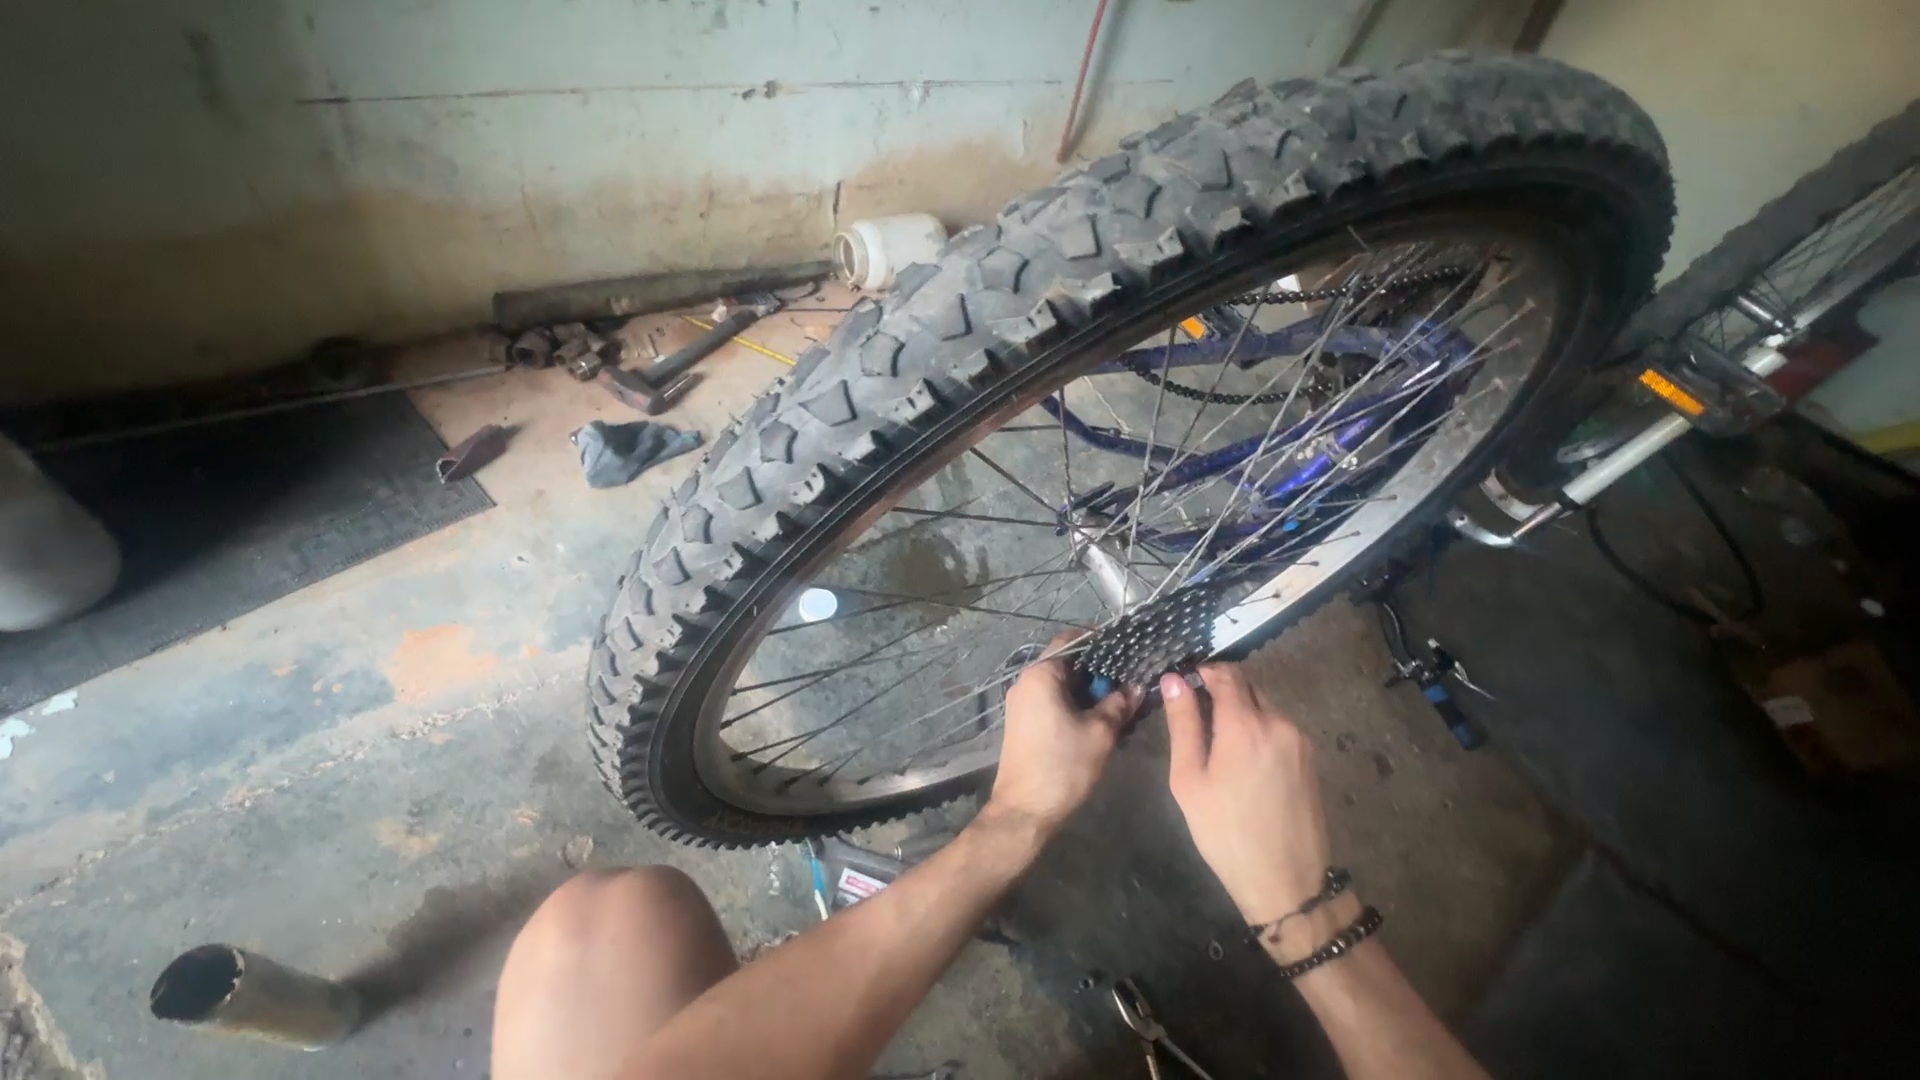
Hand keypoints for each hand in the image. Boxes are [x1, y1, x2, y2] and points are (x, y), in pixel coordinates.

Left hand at [988, 633, 1143, 832]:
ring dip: (1088, 690)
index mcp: (1040, 675)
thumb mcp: (1100, 733)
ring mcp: (1021, 703)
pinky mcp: (1023, 722)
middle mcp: (1025, 681)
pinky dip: (1075, 704)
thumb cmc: (1063, 766)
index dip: (1099, 641)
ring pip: (1060, 684)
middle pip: (1066, 663)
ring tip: (1120, 699)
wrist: (1024, 811)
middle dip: (1098, 670)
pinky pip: (1052, 701)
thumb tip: (1137, 686)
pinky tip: (1100, 717)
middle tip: (1130, 678)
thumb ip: (1119, 703)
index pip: (1071, 640)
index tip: (1127, 648)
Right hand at [1162, 663, 1334, 928]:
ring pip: (1263, 707)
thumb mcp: (1189, 779)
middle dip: (1220, 692)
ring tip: (1216, 747)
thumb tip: (1174, 680)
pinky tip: (1242, 763)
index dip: (1203, 672)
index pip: (1226, 674)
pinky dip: (1257, 730)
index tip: (1182, 685)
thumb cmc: (1225, 832)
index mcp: (1246, 724)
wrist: (1287, 883)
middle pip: (1247, 687)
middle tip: (1194, 720)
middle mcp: (1279, 722)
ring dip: (1239, 712)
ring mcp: (1300, 740)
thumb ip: (1183, 724)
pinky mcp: (1310, 759)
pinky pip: (1277, 728)